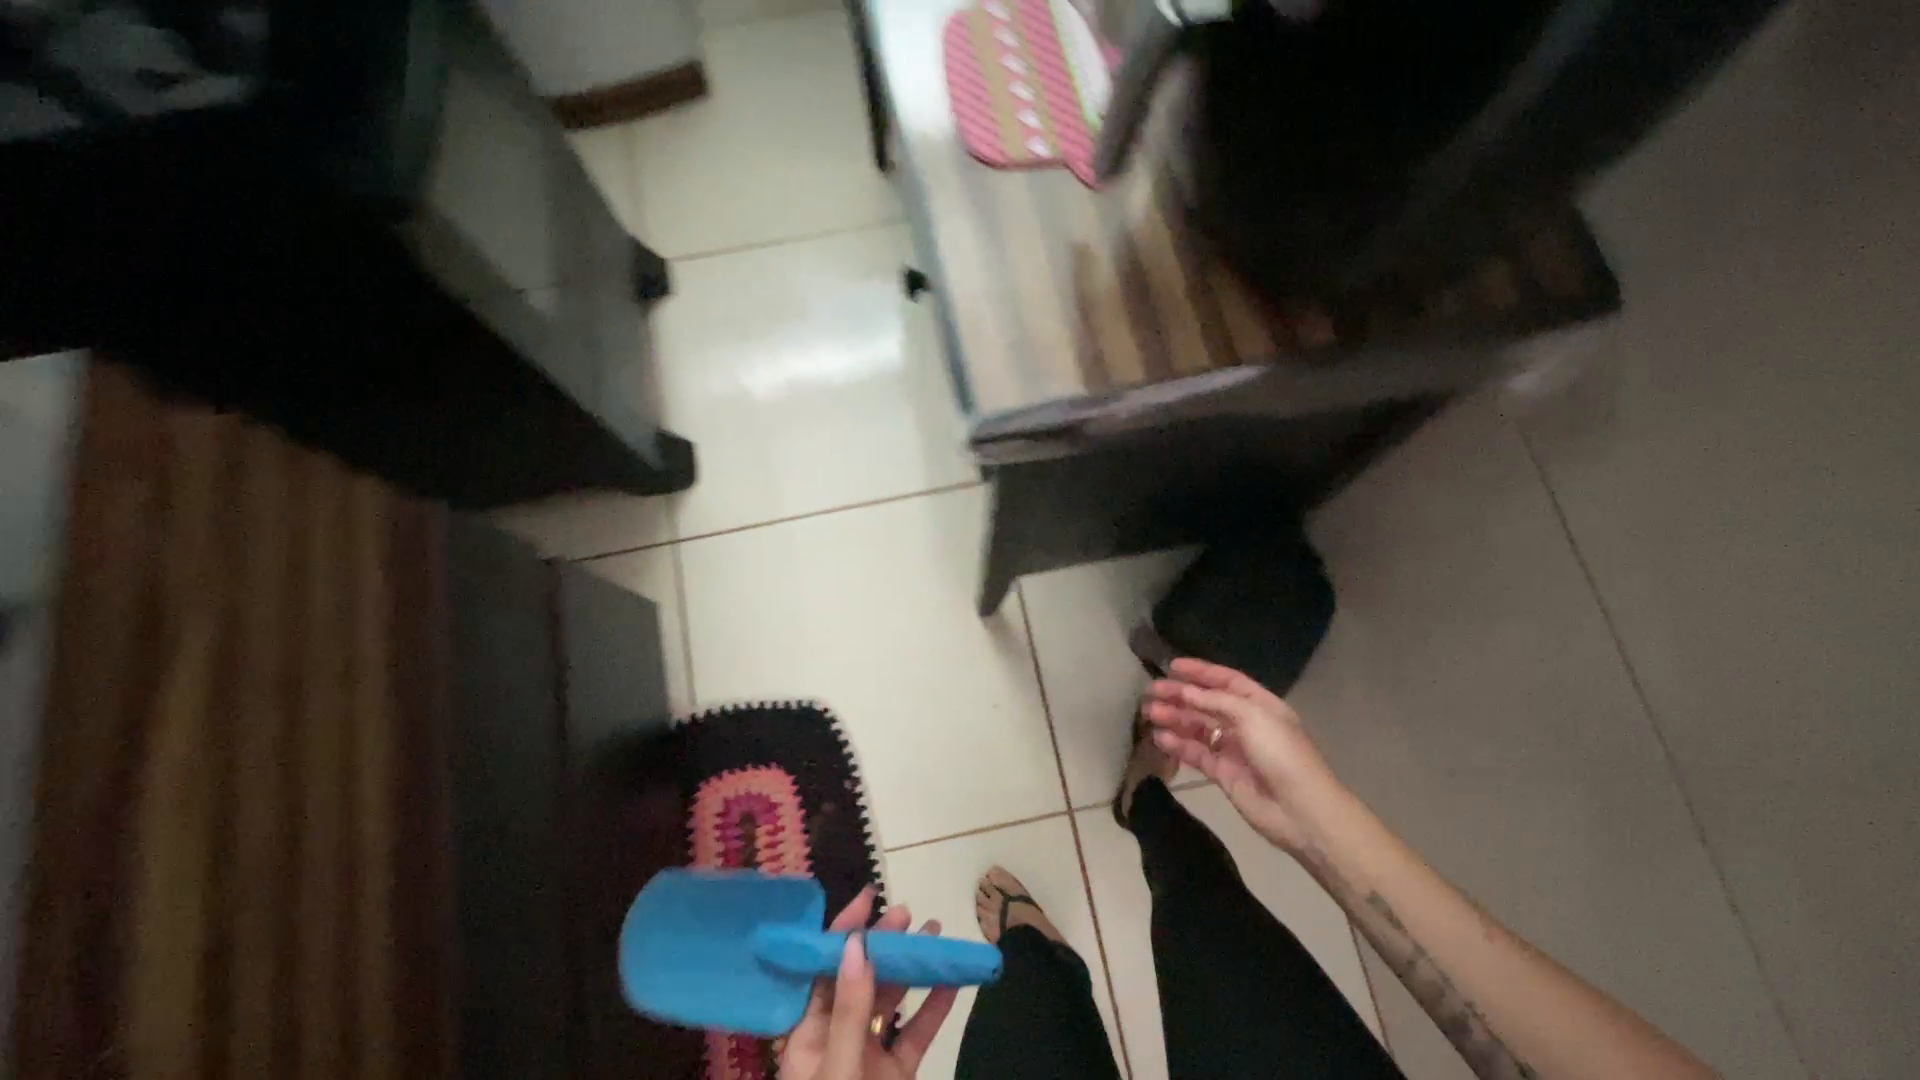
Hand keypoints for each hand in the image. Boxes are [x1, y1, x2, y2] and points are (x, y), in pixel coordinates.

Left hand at [778, 886, 957, 1079]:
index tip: (868, 897)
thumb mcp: (837, 1067)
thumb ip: (850, 1010)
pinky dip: (935, 1008)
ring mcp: (868, 1056)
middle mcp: (837, 1038)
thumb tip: (857, 946)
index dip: (845, 931)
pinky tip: (953, 982)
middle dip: (883, 944)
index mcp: (807, 1035)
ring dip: (913, 968)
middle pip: (862, 979)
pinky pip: (916, 1034)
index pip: (825, 970)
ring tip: (934, 933)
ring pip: (892, 1001)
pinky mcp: (897, 1075)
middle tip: (905, 912)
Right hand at [1142, 658, 1346, 853]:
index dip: (1200, 672)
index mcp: (1259, 704)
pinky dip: (1178, 745)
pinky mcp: (1223, 773)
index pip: (1226, 681)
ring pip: (1198, 728)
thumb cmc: (1281, 753)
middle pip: (1207, 703)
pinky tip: (1160, 738)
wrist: (1300, 809)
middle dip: (1180, 695)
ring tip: (1149, 713)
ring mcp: (1233, 749)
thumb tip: (1185, 691)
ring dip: (1175, 718)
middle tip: (1151, 691)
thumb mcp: (1252, 716)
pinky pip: (1196, 754)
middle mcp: (1246, 723)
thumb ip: (1216, 701)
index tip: (1171, 666)